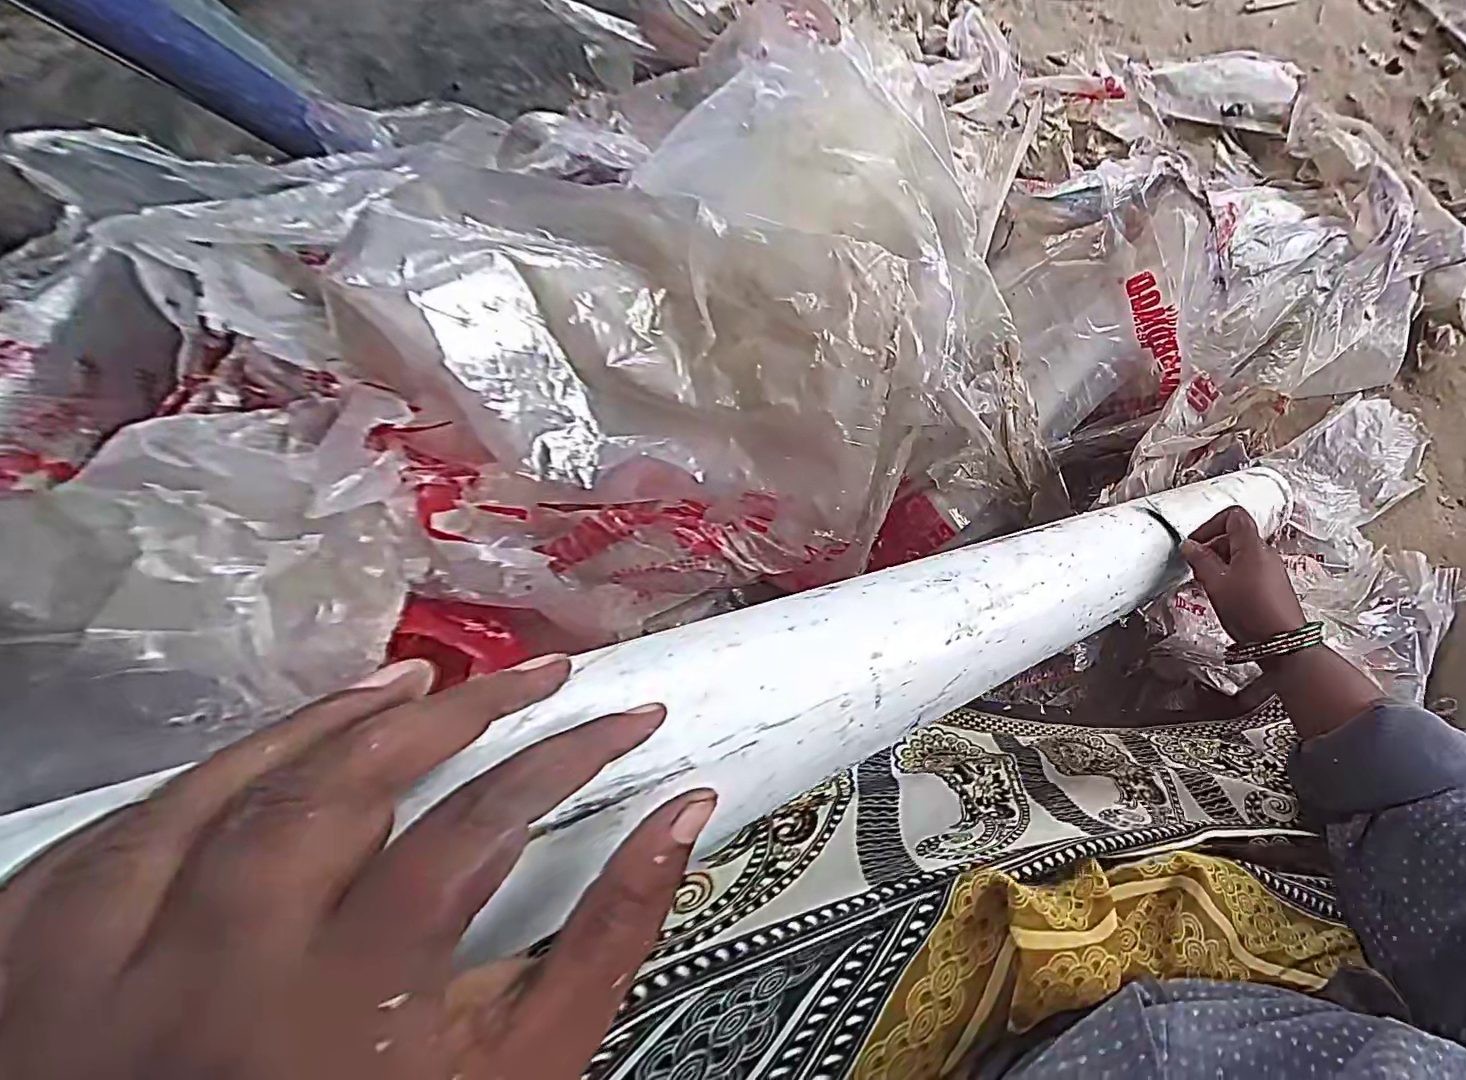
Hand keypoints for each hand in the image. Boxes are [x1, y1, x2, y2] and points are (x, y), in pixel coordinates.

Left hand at [0, 655, 714, 1079]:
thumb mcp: (537, 1060)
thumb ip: (616, 928)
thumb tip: (685, 812)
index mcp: (343, 1007)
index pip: (482, 824)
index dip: (573, 753)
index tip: (632, 719)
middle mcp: (200, 988)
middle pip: (337, 792)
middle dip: (459, 711)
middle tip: (532, 675)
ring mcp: (75, 1000)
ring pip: (202, 804)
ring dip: (324, 721)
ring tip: (413, 681)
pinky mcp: (9, 1009)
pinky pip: (85, 859)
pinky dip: (193, 786)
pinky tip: (270, 753)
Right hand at [1180, 505, 1306, 642]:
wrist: (1281, 643)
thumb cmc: (1251, 612)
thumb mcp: (1216, 583)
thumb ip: (1200, 560)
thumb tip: (1190, 546)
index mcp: (1252, 546)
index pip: (1233, 516)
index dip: (1210, 525)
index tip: (1195, 542)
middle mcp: (1265, 553)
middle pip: (1235, 535)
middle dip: (1211, 546)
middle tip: (1195, 563)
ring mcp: (1270, 569)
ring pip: (1240, 553)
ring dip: (1219, 562)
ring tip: (1206, 581)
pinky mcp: (1271, 585)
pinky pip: (1247, 569)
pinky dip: (1230, 574)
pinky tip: (1222, 593)